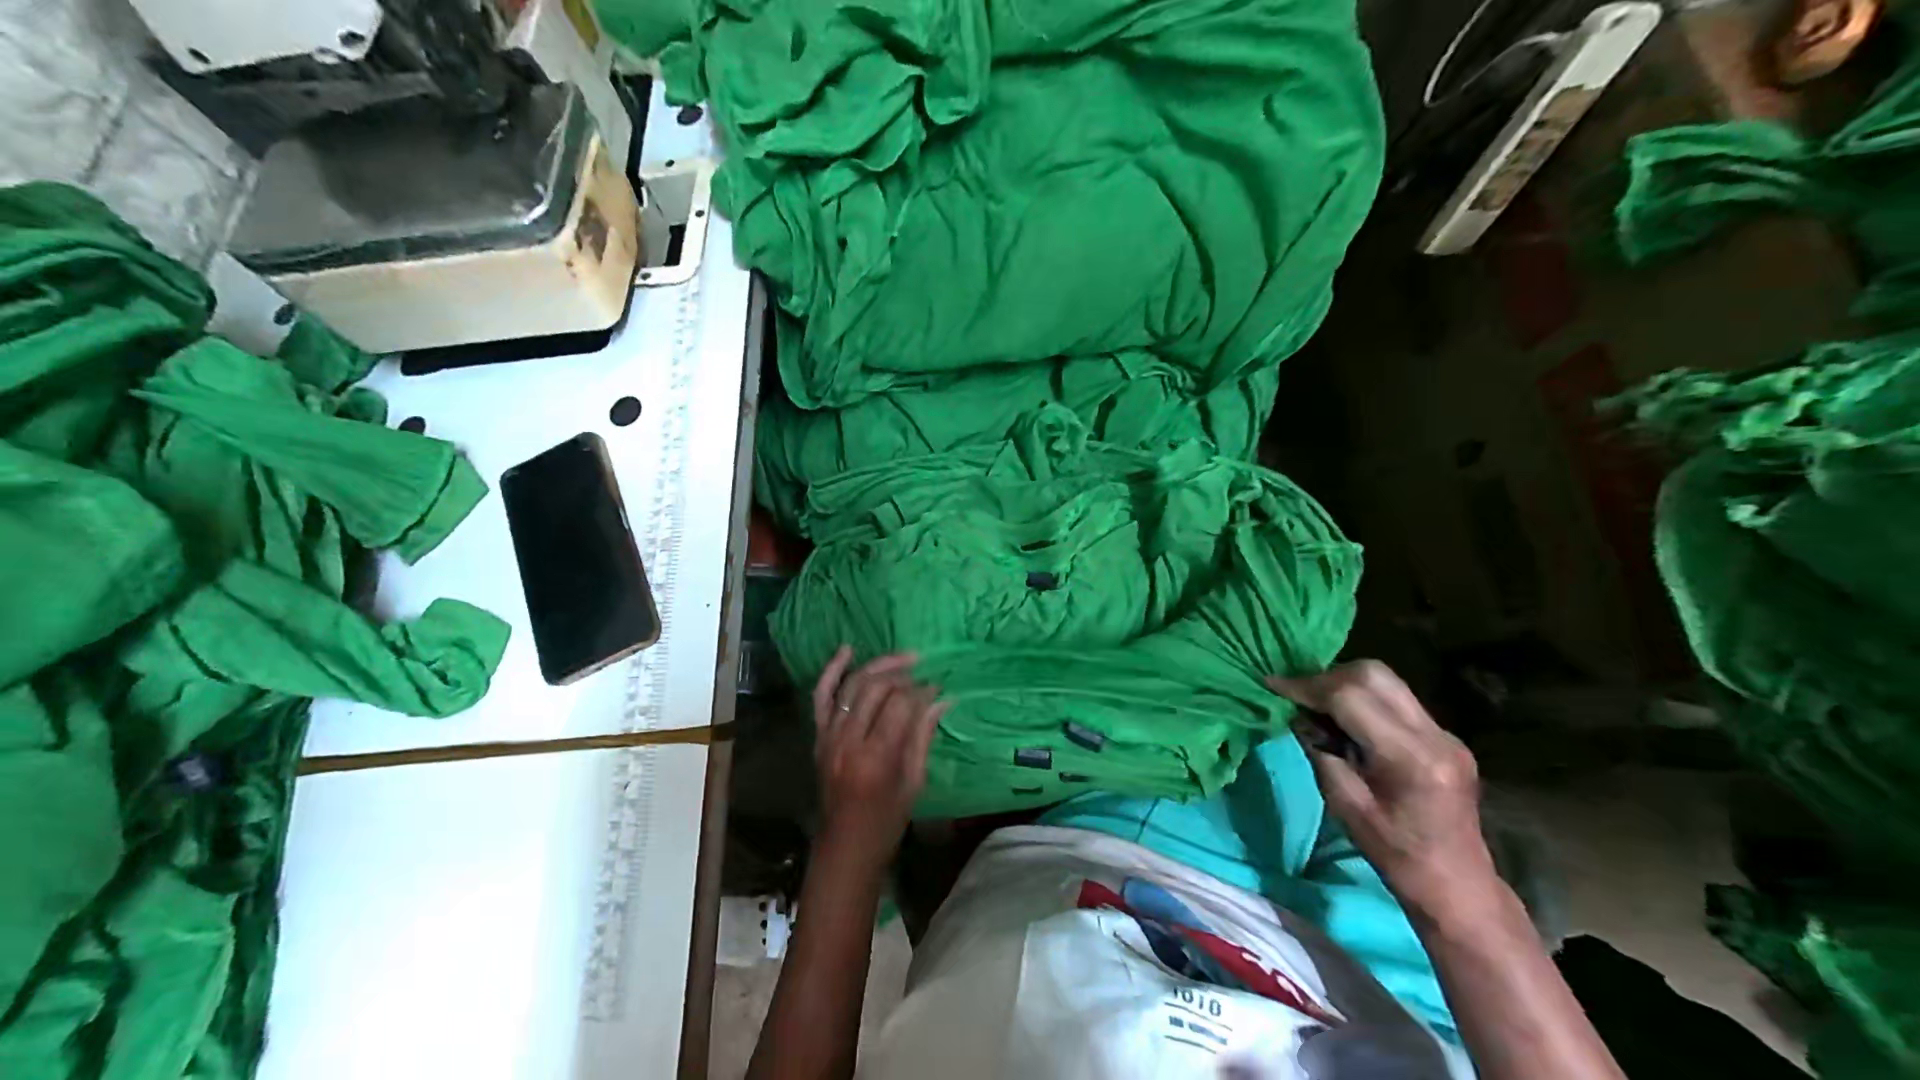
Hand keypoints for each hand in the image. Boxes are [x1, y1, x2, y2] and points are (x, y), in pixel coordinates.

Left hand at [810, 646, 949, 863]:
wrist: (845, 846)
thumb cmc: (887, 821)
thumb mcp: (914, 781)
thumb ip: (923, 736)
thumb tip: (941, 700)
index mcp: (877, 757)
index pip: (901, 705)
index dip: (922, 691)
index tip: (938, 686)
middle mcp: (848, 741)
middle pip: (876, 689)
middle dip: (902, 675)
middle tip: (923, 671)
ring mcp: (829, 736)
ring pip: (852, 686)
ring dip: (877, 666)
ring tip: (902, 659)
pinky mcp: (818, 736)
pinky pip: (822, 695)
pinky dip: (832, 670)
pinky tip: (848, 651)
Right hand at [1267, 660, 1497, 914]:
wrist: (1456, 884)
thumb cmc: (1394, 853)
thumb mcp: (1343, 803)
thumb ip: (1319, 750)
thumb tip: (1297, 714)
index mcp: (1410, 757)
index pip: (1350, 696)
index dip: (1306, 686)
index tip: (1272, 686)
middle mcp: (1435, 735)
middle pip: (1374, 674)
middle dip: (1327, 677)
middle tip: (1298, 696)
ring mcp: (1445, 733)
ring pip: (1387, 681)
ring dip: (1345, 684)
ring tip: (1318, 707)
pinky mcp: (1445, 737)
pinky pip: (1397, 699)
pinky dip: (1364, 699)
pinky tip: (1346, 722)